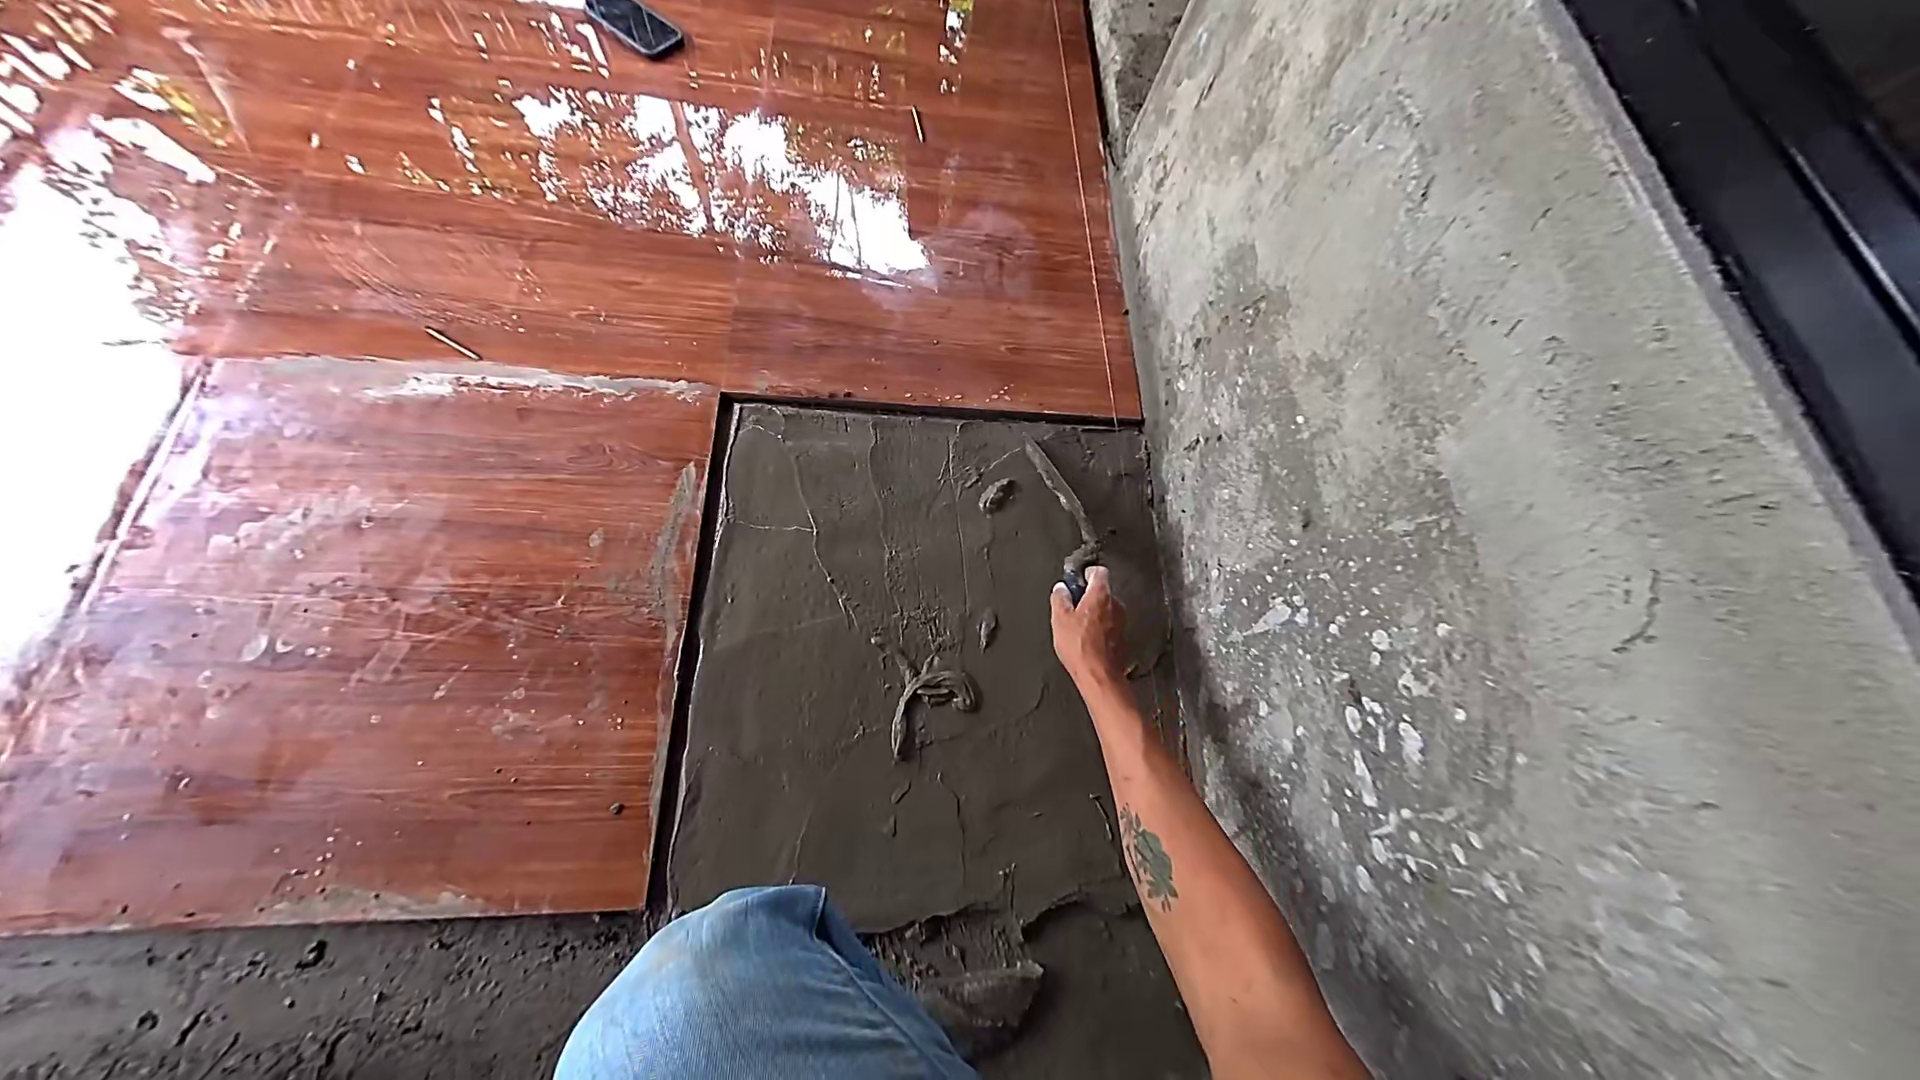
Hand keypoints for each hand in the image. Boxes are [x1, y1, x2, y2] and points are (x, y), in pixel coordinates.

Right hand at [1050, 566, 1127, 690]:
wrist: (1098, 675)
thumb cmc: (1080, 647)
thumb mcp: (1059, 619)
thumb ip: (1060, 598)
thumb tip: (1061, 590)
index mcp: (1100, 595)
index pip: (1099, 572)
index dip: (1086, 574)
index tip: (1077, 579)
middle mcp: (1115, 605)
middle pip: (1102, 591)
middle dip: (1087, 596)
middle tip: (1072, 606)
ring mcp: (1121, 622)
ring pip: (1106, 609)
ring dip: (1094, 613)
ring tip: (1077, 627)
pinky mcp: (1121, 638)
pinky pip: (1109, 625)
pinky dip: (1100, 628)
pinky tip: (1087, 639)